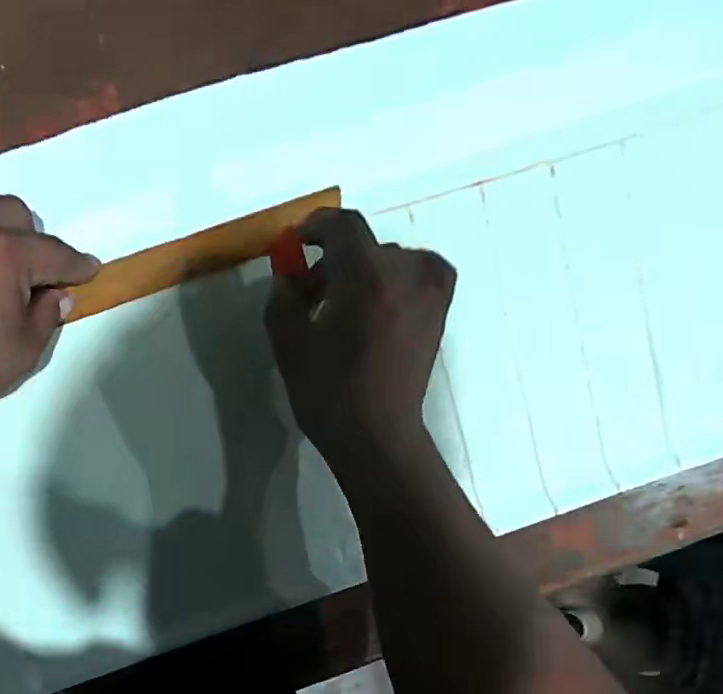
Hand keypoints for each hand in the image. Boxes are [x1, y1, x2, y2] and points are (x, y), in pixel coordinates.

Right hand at [264, 207, 455, 466]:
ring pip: (388, 261)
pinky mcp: (440, 310)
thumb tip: (288, 277)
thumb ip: (282, 299)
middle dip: (333, 262)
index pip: (343, 226)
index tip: (296, 241)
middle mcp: (408, 271)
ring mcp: (431, 290)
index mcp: (368, 276)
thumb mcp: (289, 345)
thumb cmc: (329, 395)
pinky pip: (411, 276)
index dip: (316, 226)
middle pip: (364, 247)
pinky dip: (387, 283)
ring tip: (338, 311)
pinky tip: (370, 313)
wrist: (377, 437)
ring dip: (360, 274)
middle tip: (308, 293)